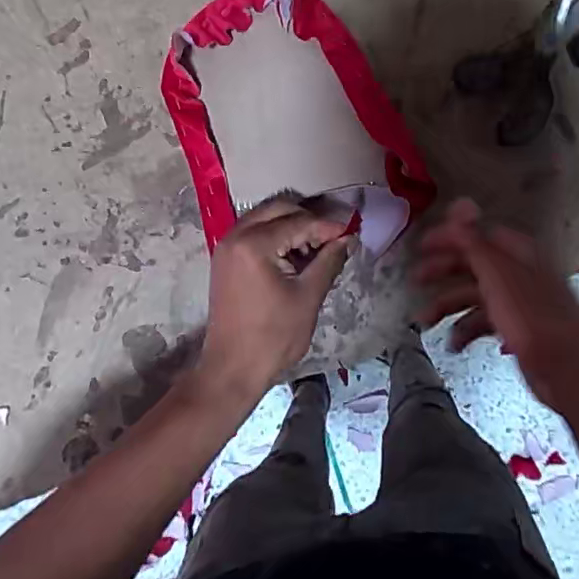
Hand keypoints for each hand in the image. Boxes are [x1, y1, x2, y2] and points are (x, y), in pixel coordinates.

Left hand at [201, 196, 353, 390]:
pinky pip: (256, 233)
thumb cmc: (274, 336)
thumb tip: (348, 239)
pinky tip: (297, 257)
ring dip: (293, 226)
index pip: (300, 221)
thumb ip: (330, 260)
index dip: (329, 226)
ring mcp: (227, 247)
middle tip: (334, 238)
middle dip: (309, 219)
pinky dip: (278, 237)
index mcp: (254, 244)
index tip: (352, 232)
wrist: (232, 369)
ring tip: (318, 248)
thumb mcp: (309, 296)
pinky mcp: (226, 260)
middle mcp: (236, 236)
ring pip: (266, 218)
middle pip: (280, 208)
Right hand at [413, 198, 578, 416]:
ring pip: (477, 297)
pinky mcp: (521, 331)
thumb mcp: (499, 276)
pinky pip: (487, 323)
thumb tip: (460, 205)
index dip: (449, 238)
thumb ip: (476, 242)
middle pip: (475, 264)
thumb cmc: (534, 321)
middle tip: (416, 280)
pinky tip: (457, 345)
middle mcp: (520, 274)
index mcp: (517, 254)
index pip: (478, 235)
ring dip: (449, 307)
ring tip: (425, 322)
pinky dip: (468, 331)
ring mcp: (521, 303)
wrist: (570, 371)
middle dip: (443, 272)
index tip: (423, 246)